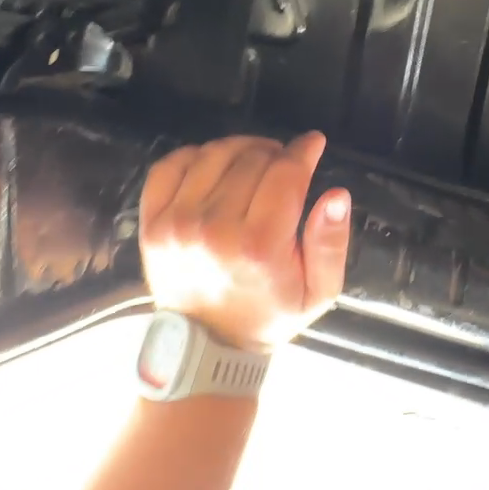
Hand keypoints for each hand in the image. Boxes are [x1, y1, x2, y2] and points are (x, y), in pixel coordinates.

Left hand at [138, 132, 352, 349]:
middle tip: (285, 165)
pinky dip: (196, 155)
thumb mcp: (318, 291)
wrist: (207, 347)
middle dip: (276, 153)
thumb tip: (336, 195)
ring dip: (241, 149)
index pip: (285, 173)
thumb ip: (331, 243)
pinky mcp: (151, 223)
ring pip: (214, 154)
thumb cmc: (269, 314)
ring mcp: (177, 223)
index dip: (304, 150)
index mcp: (259, 245)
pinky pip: (171, 165)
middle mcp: (214, 228)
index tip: (313, 143)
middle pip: (252, 158)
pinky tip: (215, 166)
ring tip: (255, 161)